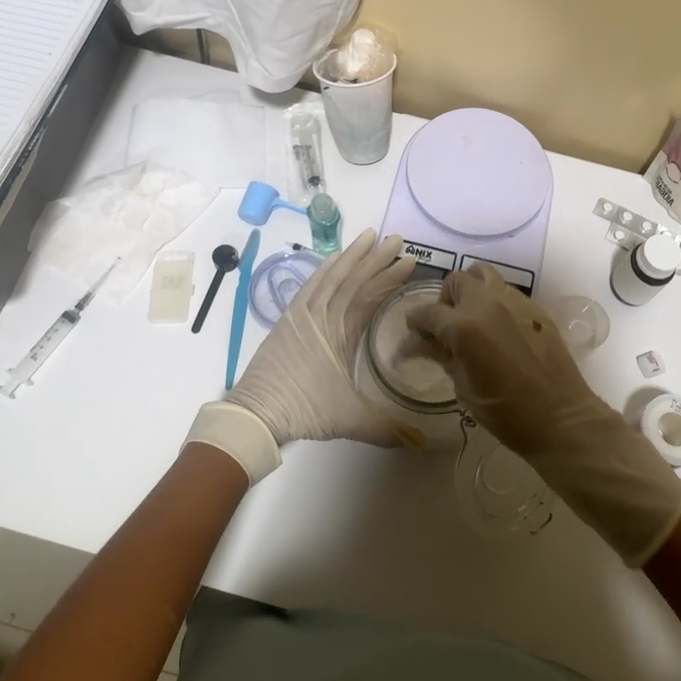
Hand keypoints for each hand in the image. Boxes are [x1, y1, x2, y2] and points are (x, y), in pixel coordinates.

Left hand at [225, 229, 414, 446]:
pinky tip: (334, 260)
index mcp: (338, 331)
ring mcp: (302, 314)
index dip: (390, 277)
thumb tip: (424, 443)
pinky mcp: (289, 320)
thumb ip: (388, 429)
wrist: (256, 414)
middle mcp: (320, 314)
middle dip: (376, 258)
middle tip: (398, 240)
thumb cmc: (305, 410)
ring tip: (368, 237)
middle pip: (352, 278)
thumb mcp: (350, 419)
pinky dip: (325, 269)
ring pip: (331, 276)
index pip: (369, 294)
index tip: (410, 261)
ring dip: (351, 257)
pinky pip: (311, 285)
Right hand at [407, 264, 680, 566]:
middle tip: (446, 325)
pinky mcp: (534, 308)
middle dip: (444, 300)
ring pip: (483, 275)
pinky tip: (498, 326)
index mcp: (463, 327)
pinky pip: (506, 290)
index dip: (415, 324)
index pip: (427, 313)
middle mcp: (487, 304)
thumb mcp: (464, 388)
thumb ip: (441, 357)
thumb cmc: (506, 412)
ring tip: (472, 316)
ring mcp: (514, 301)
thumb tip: (417, 344)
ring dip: (471, 290)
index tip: (414, 336)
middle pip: (456, 281)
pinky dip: (494, 299)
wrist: (560, 416)